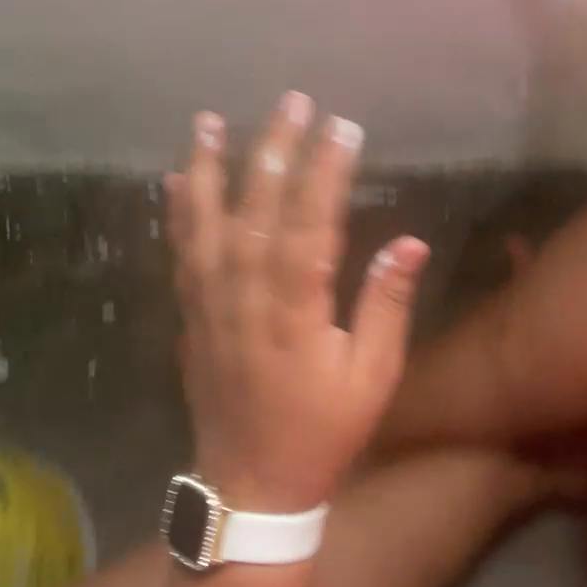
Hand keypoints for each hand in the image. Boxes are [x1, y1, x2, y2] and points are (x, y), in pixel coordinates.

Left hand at [166, 92, 428, 512]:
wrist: (251, 485)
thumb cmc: (324, 430)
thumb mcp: (372, 377)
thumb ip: (385, 306)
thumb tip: (410, 243)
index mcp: (296, 312)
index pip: (311, 226)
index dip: (326, 173)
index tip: (342, 128)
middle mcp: (247, 298)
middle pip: (258, 211)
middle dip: (275, 151)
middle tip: (292, 102)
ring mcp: (211, 305)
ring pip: (206, 224)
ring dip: (208, 169)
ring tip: (209, 121)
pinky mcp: (192, 316)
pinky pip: (181, 255)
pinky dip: (177, 214)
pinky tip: (175, 180)